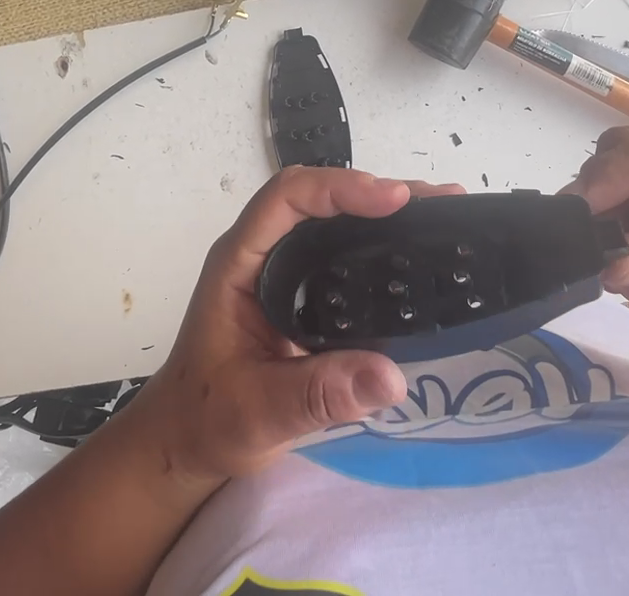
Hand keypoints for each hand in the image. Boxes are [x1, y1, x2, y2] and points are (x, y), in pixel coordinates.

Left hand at [110, 167, 463, 489]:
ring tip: (439, 216)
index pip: (286, 199)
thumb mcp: (260, 412)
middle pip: (316, 198)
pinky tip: (415, 254)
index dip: (339, 189)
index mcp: (240, 263)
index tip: (394, 199)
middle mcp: (262, 255)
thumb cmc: (209, 419)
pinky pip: (341, 251)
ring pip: (331, 219)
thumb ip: (319, 394)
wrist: (189, 439)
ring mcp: (281, 271)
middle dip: (375, 191)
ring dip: (382, 213)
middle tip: (437, 203)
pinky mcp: (301, 292)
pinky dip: (379, 243)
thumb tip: (392, 376)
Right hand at [563, 124, 628, 403]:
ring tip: (582, 242)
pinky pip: (620, 199)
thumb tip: (611, 255)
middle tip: (570, 228)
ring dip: (598, 199)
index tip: (581, 205)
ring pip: (624, 166)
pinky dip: (598, 218)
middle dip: (605, 181)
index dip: (626, 169)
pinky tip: (594, 248)